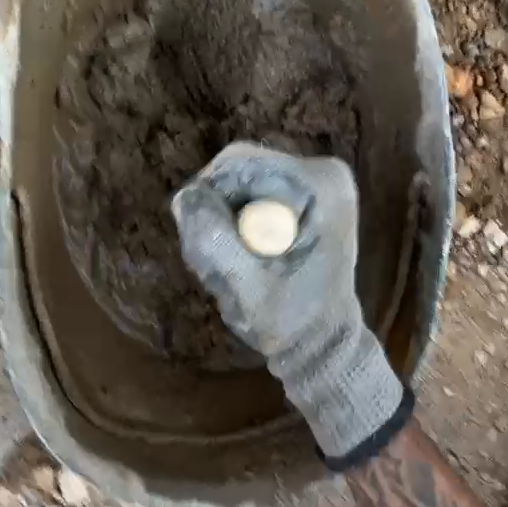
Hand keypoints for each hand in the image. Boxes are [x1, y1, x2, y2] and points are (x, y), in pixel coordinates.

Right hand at [172, 142, 408, 465]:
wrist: (323, 342)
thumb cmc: (294, 322)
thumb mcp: (248, 288)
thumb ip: (216, 242)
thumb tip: (184, 197)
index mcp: (321, 185)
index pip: (239, 164)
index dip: (210, 201)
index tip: (208, 247)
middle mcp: (321, 171)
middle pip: (237, 169)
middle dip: (215, 213)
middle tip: (215, 261)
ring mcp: (312, 180)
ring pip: (237, 182)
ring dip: (222, 222)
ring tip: (231, 266)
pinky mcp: (300, 194)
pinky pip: (247, 194)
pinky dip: (234, 225)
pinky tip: (243, 258)